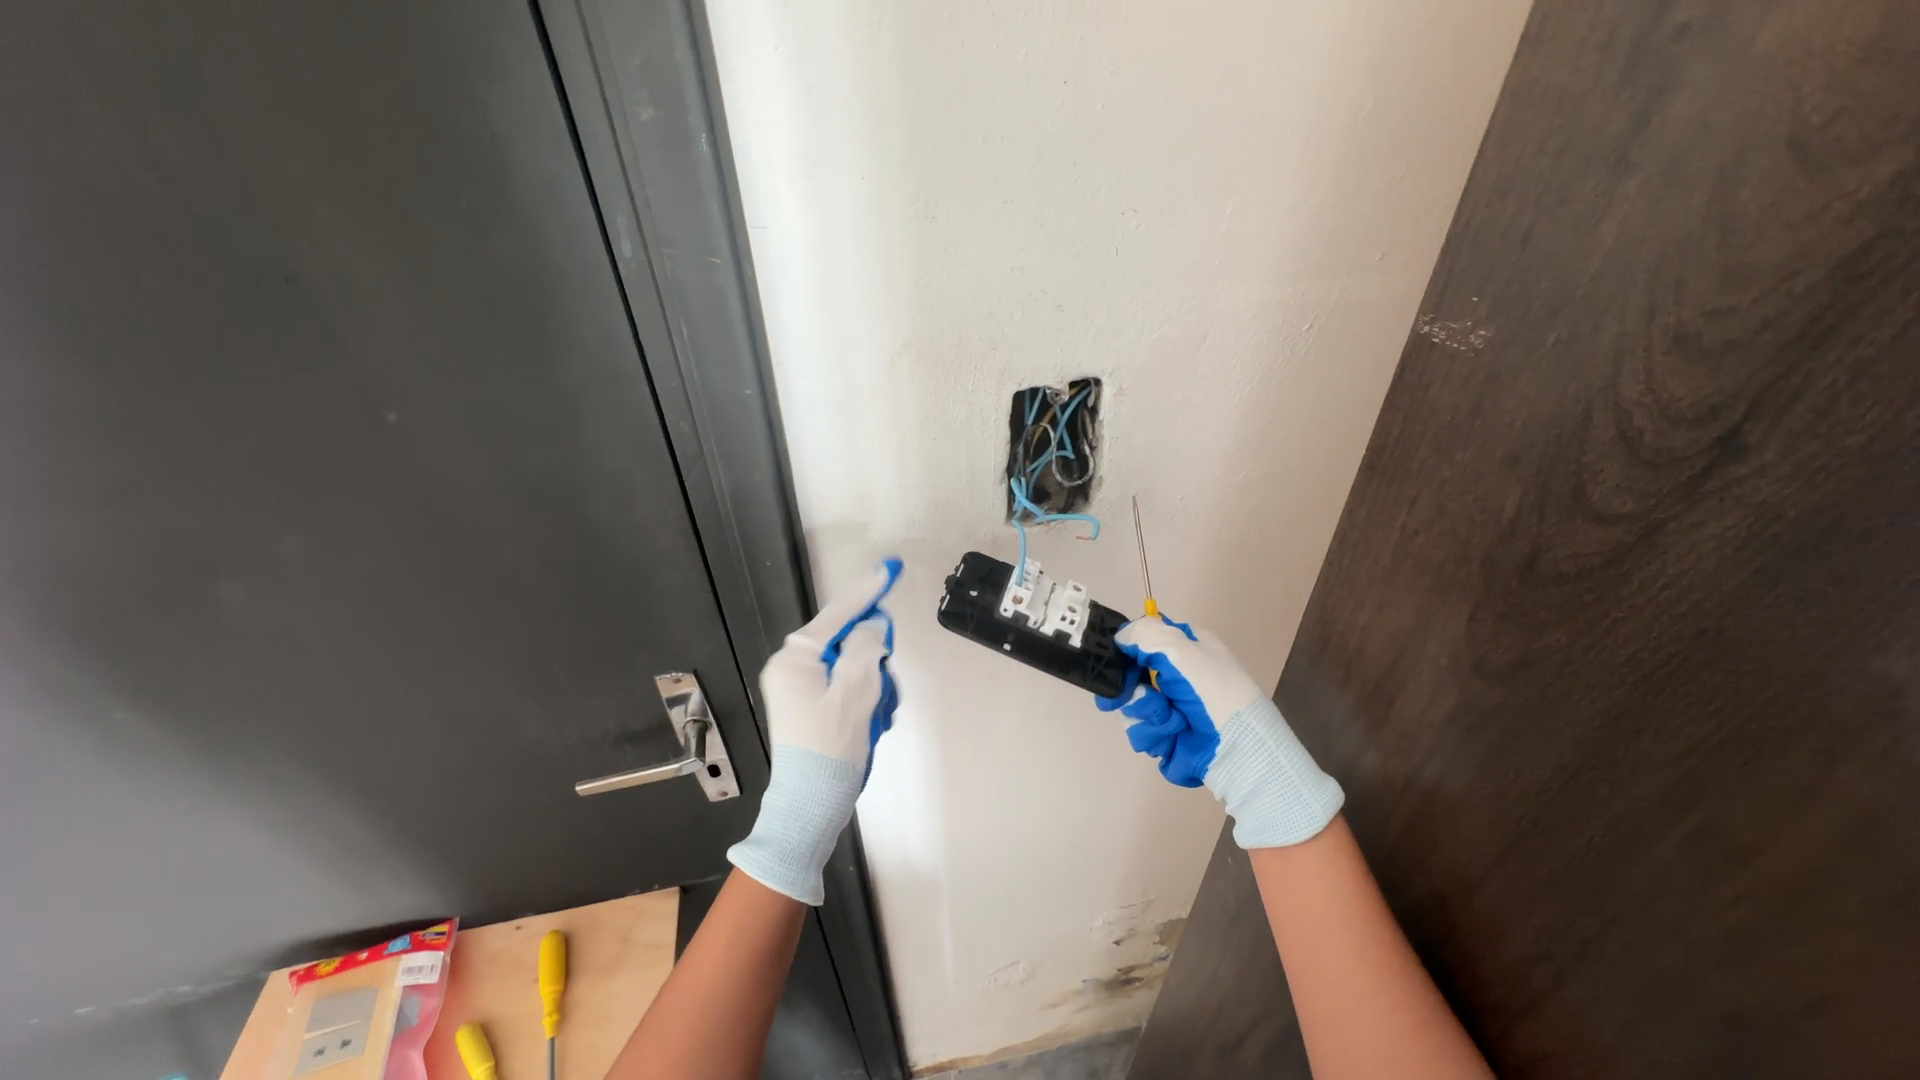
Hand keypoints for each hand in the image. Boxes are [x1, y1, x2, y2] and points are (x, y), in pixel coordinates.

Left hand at [727, 558, 902, 904]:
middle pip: (845, 642)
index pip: (837, 615)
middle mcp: (791, 668)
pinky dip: (864, 701)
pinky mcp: (809, 709)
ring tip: (877, 716)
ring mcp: (799, 690)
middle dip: (873, 661)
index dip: (866, 593)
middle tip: (883, 688)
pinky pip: (845, 689)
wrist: (811, 806)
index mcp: (795, 658)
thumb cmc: (831, 746)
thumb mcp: (856, 690)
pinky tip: (871, 724)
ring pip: (851, 668)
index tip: (888, 570)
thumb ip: (866, 647)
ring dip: (873, 687)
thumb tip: (872, 626)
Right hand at [1097, 615, 1342, 848]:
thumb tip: (1119, 637)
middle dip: (1134, 690)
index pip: (1143, 642)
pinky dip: (1155, 735)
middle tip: (1142, 697)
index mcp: (1186, 649)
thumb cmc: (1212, 691)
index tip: (1116, 660)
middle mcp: (1176, 677)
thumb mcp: (1180, 649)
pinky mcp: (1166, 737)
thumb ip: (1144, 634)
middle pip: (1130, 677)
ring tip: (1172, 721)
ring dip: (1148, 715)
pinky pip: (1141, 733)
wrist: (1237, 749)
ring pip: (1131, 707)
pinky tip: (1174, 736)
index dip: (1127, 651)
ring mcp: (1170, 709)